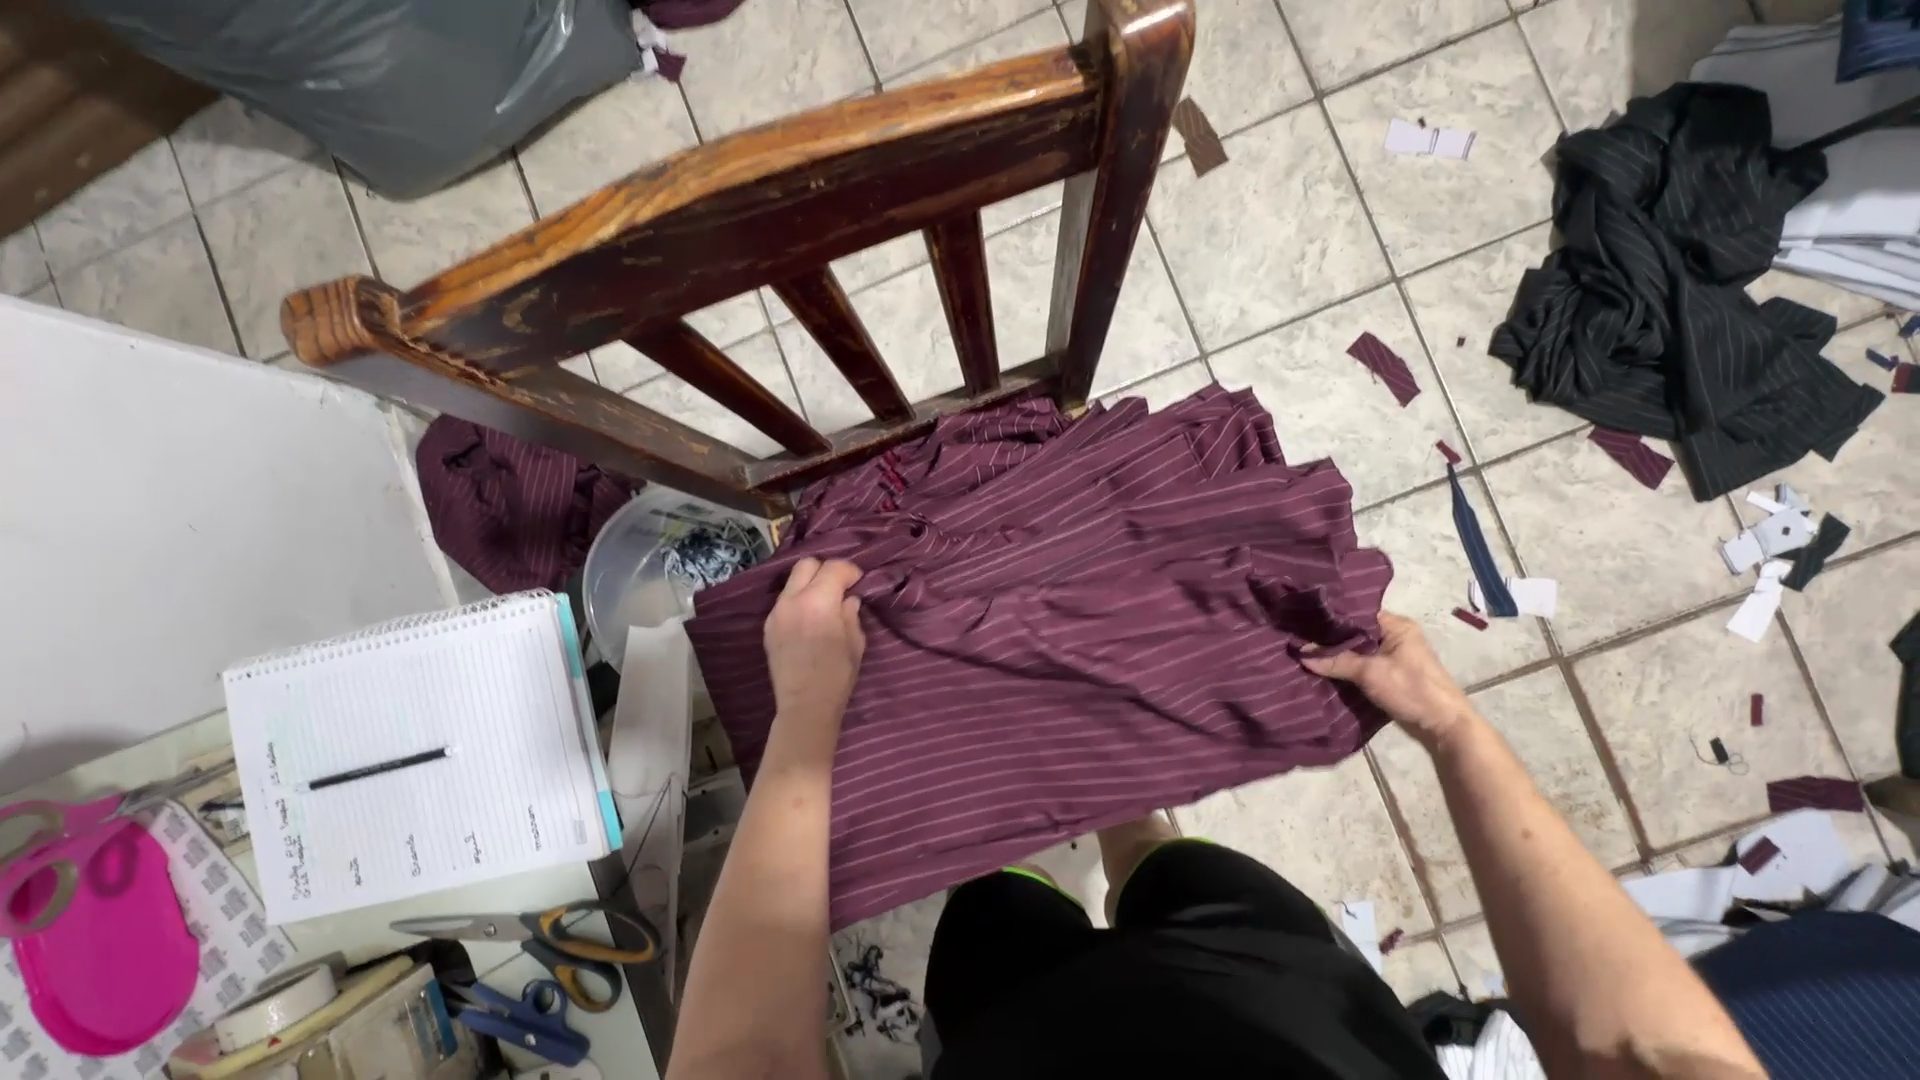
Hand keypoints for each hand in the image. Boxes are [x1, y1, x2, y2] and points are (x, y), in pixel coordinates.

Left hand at [763, 558, 866, 725]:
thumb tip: (848, 599)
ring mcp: (776, 613)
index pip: (833, 568)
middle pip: (806, 564)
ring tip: (824, 602)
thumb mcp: (855, 642)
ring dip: (810, 584)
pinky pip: (784, 601)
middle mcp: (792, 600)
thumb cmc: (838, 675)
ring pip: (792, 581)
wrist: (805, 705)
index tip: (858, 581)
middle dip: (826, 569)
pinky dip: (798, 600)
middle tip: (839, 586)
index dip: (850, 570)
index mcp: (818, 602)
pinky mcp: (768, 626)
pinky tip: (809, 618)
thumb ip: (850, 613)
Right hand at [1301, 612, 1476, 748]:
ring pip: (1357, 649)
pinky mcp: (1389, 673)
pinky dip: (1345, 665)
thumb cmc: (1412, 690)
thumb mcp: (1370, 673)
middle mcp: (1395, 635)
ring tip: (1304, 649)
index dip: (1330, 617)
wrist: (1444, 725)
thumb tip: (1300, 652)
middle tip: (1298, 636)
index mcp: (1397, 625)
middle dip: (1329, 637)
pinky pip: (1361, 663)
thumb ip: (1335, 661)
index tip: (1303, 619)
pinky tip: (1322, 666)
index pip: (1356, 612)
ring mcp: (1393, 655)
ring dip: (1336, 653)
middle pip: (1355, 631)